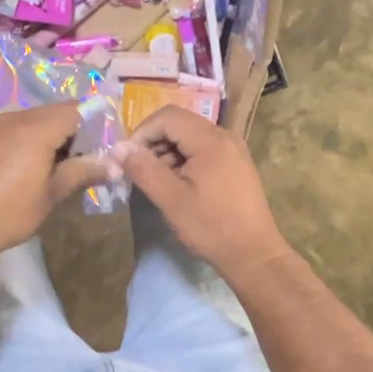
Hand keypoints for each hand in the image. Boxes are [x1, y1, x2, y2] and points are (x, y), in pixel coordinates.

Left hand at [0, 102, 117, 255]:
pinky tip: (27, 163)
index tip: (103, 144)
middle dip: (72, 129)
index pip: (75, 110)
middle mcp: (12, 118)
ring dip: (48, 133)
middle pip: (52, 112)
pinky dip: (25, 137)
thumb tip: (115, 166)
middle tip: (84, 156)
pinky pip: (10, 127)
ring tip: (56, 162)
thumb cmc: (9, 214)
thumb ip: (82, 172)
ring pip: (30, 118)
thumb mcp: (51, 195)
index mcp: (34, 129)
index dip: (94, 122)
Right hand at [117, 106, 291, 277]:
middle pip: (180, 123)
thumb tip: (118, 148)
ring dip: (168, 152)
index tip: (129, 159)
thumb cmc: (211, 227)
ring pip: (190, 136)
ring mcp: (233, 149)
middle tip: (141, 172)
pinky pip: (204, 149)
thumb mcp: (171, 199)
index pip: (167, 116)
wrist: (254, 255)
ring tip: (158, 182)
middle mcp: (225, 136)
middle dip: (154, 143)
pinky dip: (185, 160)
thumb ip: (143, 169)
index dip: (142, 132)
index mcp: (211, 140)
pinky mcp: (236, 164)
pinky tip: (178, 185)